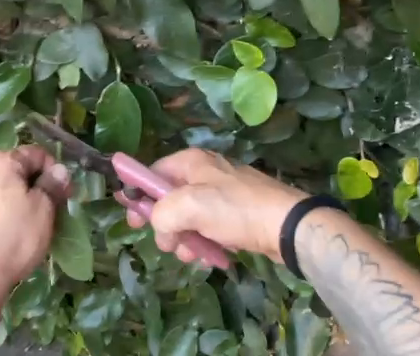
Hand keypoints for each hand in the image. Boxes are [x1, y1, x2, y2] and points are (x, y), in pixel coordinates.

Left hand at [0, 146, 71, 294]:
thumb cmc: (17, 237)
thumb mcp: (44, 209)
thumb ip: (52, 185)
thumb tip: (59, 169)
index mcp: (5, 162)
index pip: (36, 153)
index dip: (53, 170)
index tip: (64, 192)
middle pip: (13, 167)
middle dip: (31, 181)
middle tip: (47, 205)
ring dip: (6, 191)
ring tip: (19, 214)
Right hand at [121, 149, 306, 262]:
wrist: (287, 225)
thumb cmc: (235, 209)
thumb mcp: (190, 206)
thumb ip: (162, 214)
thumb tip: (160, 229)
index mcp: (190, 162)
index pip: (152, 173)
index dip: (139, 195)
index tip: (133, 220)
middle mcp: (204, 173)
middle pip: (170, 198)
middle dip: (166, 225)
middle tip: (169, 246)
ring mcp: (222, 194)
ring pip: (190, 217)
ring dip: (186, 239)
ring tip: (193, 256)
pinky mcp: (237, 214)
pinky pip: (210, 228)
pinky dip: (205, 242)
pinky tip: (211, 258)